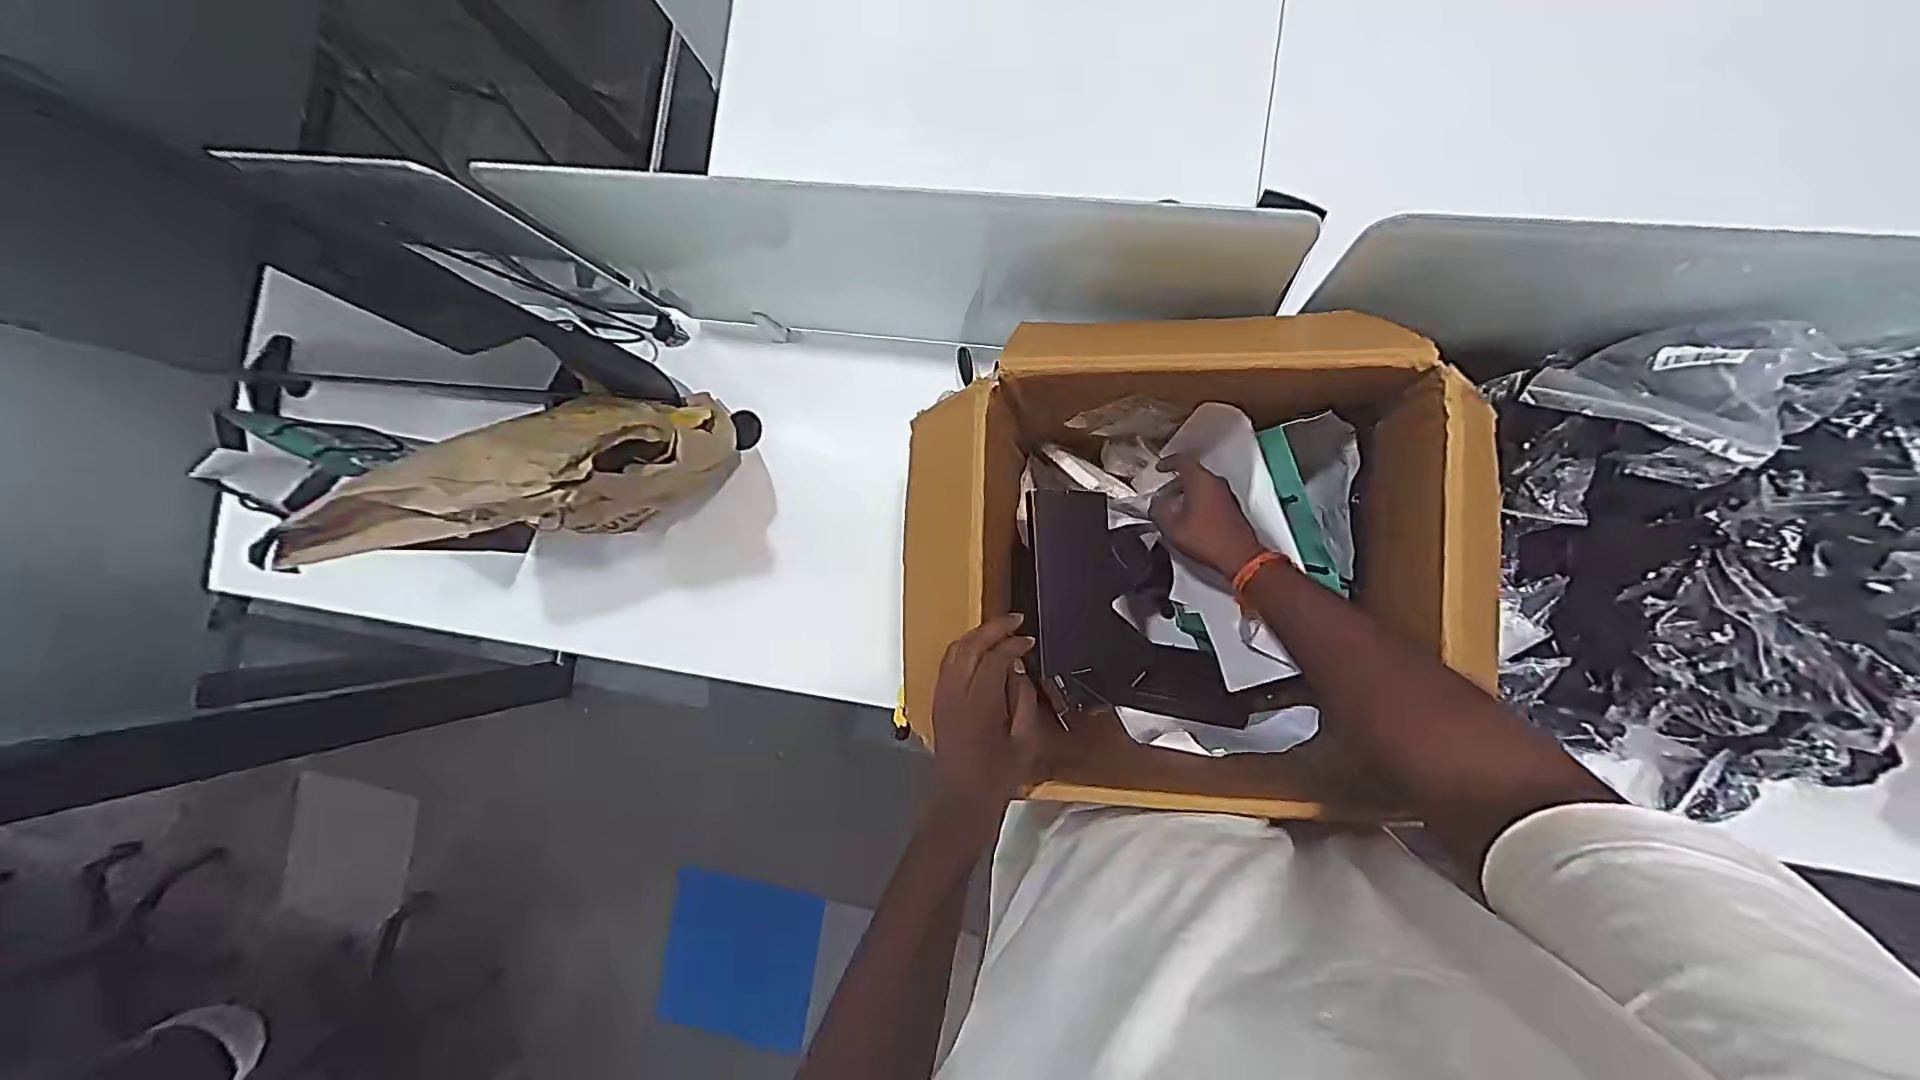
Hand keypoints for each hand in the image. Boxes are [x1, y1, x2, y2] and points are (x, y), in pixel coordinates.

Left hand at [929, 613, 1059, 819]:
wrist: (961, 799)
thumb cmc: (996, 776)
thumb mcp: (1025, 740)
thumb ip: (1024, 699)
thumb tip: (1020, 670)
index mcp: (979, 703)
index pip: (995, 658)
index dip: (1013, 644)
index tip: (1028, 641)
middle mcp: (955, 694)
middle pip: (970, 645)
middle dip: (993, 628)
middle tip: (1015, 620)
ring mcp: (943, 696)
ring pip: (955, 650)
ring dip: (977, 634)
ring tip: (999, 629)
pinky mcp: (938, 701)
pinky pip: (948, 662)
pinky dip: (964, 648)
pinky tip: (979, 649)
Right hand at [1150, 454, 1264, 578]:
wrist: (1238, 556)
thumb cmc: (1205, 538)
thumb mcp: (1170, 525)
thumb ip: (1158, 509)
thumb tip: (1156, 504)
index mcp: (1200, 481)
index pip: (1183, 460)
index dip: (1168, 462)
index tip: (1160, 468)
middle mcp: (1215, 482)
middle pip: (1192, 473)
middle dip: (1175, 482)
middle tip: (1162, 494)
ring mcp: (1226, 494)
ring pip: (1202, 484)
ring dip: (1186, 492)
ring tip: (1173, 508)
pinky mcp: (1231, 507)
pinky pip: (1210, 495)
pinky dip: (1197, 500)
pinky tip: (1188, 517)